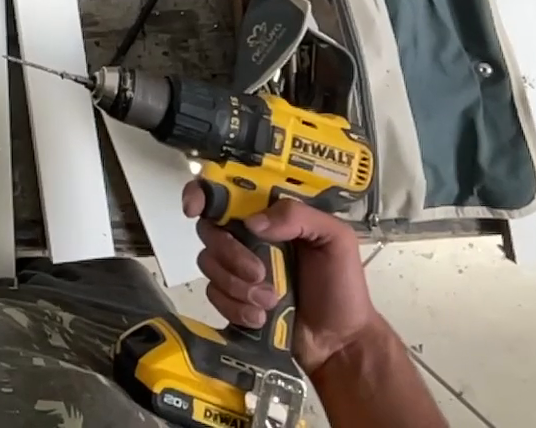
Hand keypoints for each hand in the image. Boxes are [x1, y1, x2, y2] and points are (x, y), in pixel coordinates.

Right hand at [183, 183, 383, 373]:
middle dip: (229, 253)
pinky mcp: (230, 297)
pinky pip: (212, 293)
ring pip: (208, 262)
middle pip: (209, 229)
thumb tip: (252, 222)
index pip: (223, 192)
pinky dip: (234, 306)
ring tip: (269, 302)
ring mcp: (234, 267)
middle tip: (259, 273)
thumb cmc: (341, 286)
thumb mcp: (335, 240)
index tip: (194, 208)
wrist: (341, 343)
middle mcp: (244, 236)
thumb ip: (299, 217)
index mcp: (265, 216)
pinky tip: (258, 317)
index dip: (201, 193)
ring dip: (236, 284)